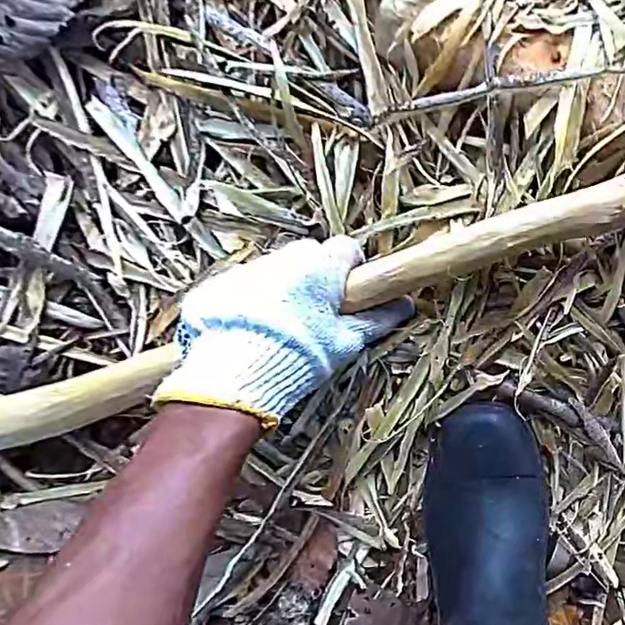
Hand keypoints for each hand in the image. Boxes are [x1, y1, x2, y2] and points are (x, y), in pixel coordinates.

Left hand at [153, 238, 413, 426]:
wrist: (232, 376)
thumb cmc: (302, 357)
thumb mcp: (346, 342)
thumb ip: (377, 320)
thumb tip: (406, 305)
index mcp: (320, 266)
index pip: (347, 248)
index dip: (355, 270)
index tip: (352, 297)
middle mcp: (284, 257)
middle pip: (312, 255)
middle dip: (320, 278)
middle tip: (321, 317)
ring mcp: (248, 268)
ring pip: (279, 269)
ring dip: (288, 289)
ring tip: (286, 329)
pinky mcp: (218, 284)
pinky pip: (247, 284)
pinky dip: (256, 301)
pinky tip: (256, 332)